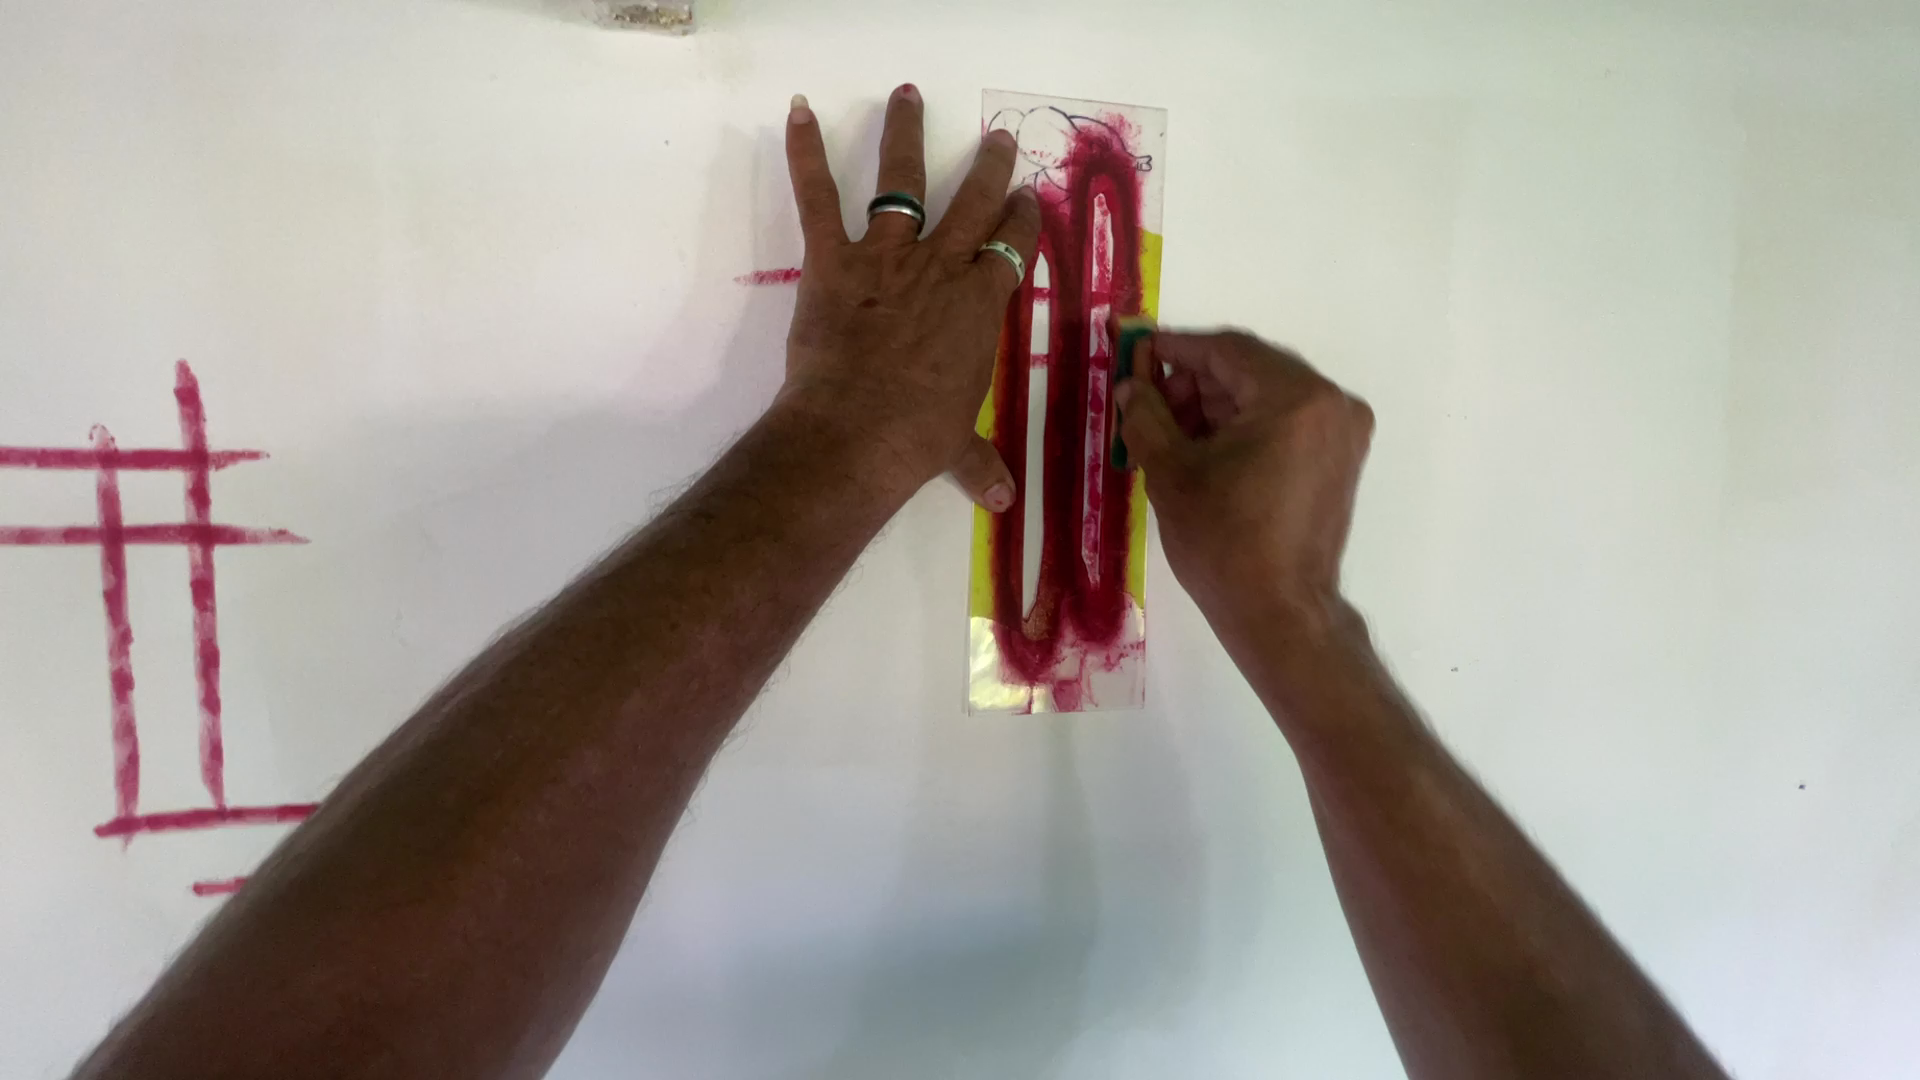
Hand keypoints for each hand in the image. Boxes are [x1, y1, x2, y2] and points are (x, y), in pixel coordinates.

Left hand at [777, 85, 1041, 510]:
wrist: (856, 434)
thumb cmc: (917, 439)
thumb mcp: (958, 448)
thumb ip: (982, 465)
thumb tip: (1004, 502)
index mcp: (980, 308)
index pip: (1012, 250)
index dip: (1023, 222)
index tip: (1030, 201)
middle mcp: (942, 270)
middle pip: (975, 205)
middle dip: (991, 170)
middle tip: (1000, 140)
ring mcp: (887, 259)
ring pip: (902, 184)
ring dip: (907, 137)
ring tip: (909, 96)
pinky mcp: (833, 262)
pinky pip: (819, 198)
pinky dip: (806, 154)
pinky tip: (797, 112)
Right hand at [1115, 331, 1373, 629]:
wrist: (1278, 612)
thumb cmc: (1223, 542)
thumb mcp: (1171, 473)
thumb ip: (1146, 416)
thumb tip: (1130, 385)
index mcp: (1296, 399)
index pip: (1227, 351)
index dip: (1175, 348)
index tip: (1135, 349)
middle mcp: (1330, 404)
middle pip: (1248, 372)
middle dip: (1191, 383)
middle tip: (1144, 404)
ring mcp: (1340, 433)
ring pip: (1263, 398)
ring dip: (1212, 407)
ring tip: (1164, 433)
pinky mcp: (1336, 460)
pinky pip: (1280, 424)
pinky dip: (1239, 429)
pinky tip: (1199, 449)